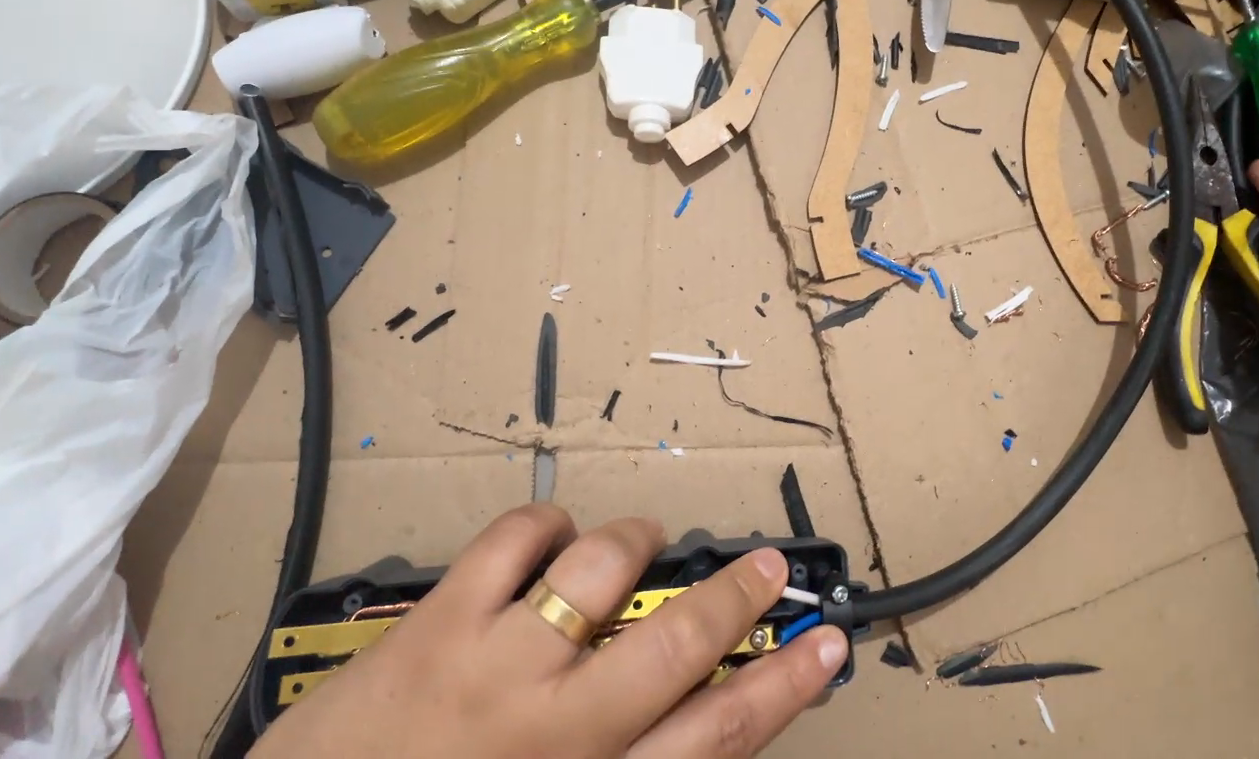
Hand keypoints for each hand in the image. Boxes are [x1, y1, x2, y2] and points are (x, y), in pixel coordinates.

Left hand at [253, 505, 845, 758]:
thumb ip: (625, 758)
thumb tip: (689, 709)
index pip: (717, 739)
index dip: (783, 687)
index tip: (823, 647)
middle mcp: (555, 731)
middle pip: (676, 648)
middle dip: (734, 598)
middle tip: (767, 564)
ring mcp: (493, 669)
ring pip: (600, 572)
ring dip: (636, 541)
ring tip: (643, 539)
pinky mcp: (435, 625)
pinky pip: (515, 541)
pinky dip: (549, 523)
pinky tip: (552, 537)